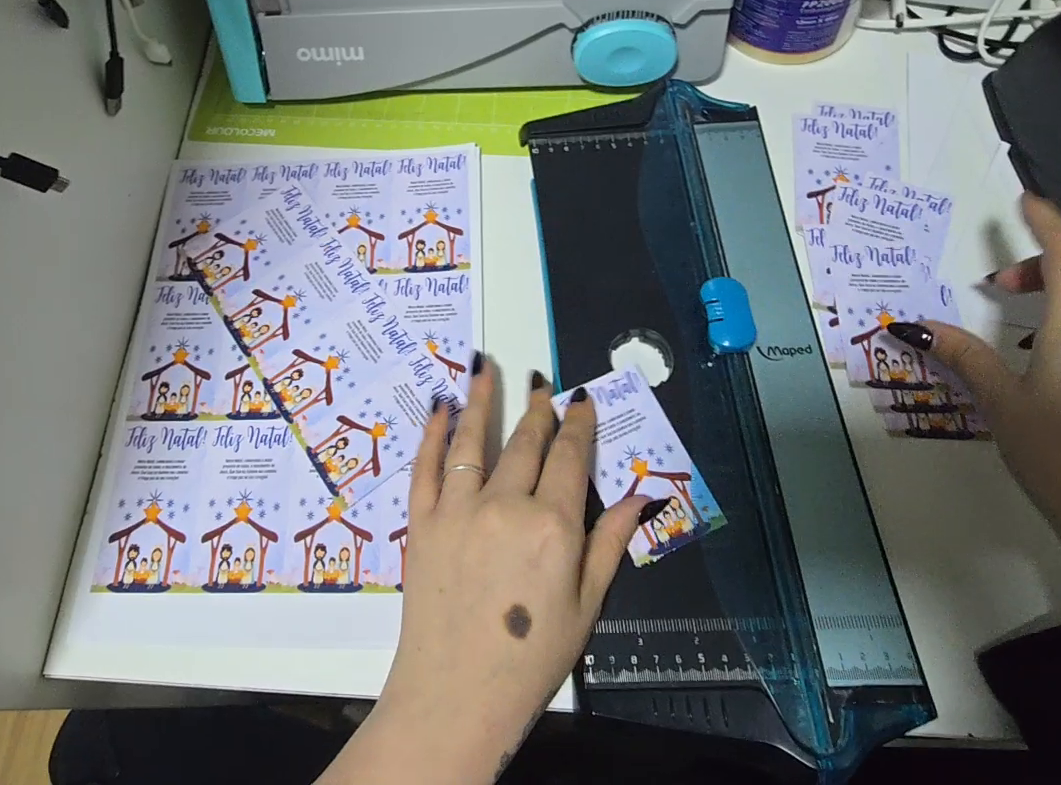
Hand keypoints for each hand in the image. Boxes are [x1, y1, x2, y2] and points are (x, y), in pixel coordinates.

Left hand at [318, 357, 651, 784]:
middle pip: (526, 442)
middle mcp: (505, 505)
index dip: (578, 424)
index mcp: (553, 525)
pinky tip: (439, 408)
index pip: (570, 457)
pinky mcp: (421, 521)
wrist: (457, 694)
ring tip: (485, 366)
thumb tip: (639, 498)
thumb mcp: (587, 605)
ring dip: (481, 399)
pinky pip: (426, 466)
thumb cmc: (530, 658)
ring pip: (472, 440)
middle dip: (538, 410)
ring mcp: (457, 509)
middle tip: (542, 384)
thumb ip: (609, 544)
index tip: (581, 399)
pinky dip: (432, 433)